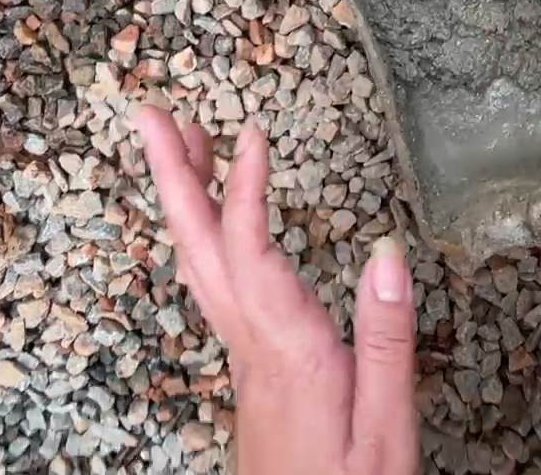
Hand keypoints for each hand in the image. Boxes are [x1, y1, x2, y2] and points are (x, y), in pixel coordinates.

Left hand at [132, 104, 418, 474]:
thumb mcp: (386, 424)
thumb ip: (386, 337)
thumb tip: (387, 252)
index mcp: (286, 349)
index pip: (251, 254)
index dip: (246, 190)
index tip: (253, 134)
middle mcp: (248, 339)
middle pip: (197, 247)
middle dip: (172, 175)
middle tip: (152, 117)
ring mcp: (239, 346)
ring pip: (197, 259)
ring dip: (185, 195)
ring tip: (185, 140)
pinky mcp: (245, 354)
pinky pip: (211, 276)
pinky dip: (206, 229)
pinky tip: (215, 213)